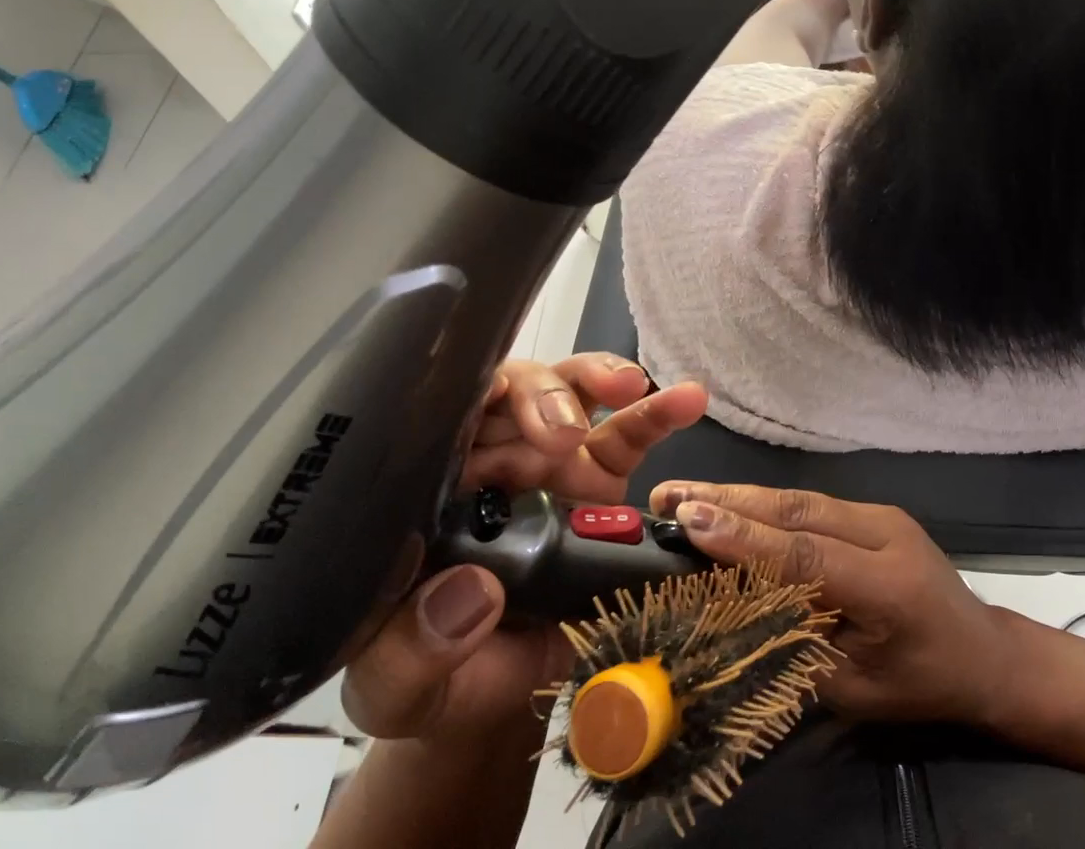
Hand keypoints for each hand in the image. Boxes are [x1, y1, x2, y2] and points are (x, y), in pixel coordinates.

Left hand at [342, 355, 707, 745]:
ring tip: (628, 385)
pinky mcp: (601, 486)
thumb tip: (471, 593)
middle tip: (566, 433)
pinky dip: (655, 415)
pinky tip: (684, 401)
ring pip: (570, 398)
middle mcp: (484, 469)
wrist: (503, 700)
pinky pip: (627, 439)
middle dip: (541, 396)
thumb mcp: (400, 686)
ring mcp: (547, 472)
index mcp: (423, 496)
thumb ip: (412, 651)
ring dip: (599, 382)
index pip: (433, 420)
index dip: (464, 399)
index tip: (495, 410)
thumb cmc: (438, 684)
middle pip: (509, 396)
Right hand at [647, 482, 1012, 726]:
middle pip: (800, 512)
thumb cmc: (920, 684)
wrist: (983, 653)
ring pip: (804, 501)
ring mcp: (885, 518)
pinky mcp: (878, 515)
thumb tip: (731, 614)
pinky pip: (815, 506)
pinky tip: (730, 505)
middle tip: (667, 495)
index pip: (806, 555)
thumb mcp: (855, 690)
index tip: (688, 520)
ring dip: (743, 497)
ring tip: (685, 494)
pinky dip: (768, 506)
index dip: (745, 539)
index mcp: (888, 587)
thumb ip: (797, 647)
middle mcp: (887, 536)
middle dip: (730, 502)